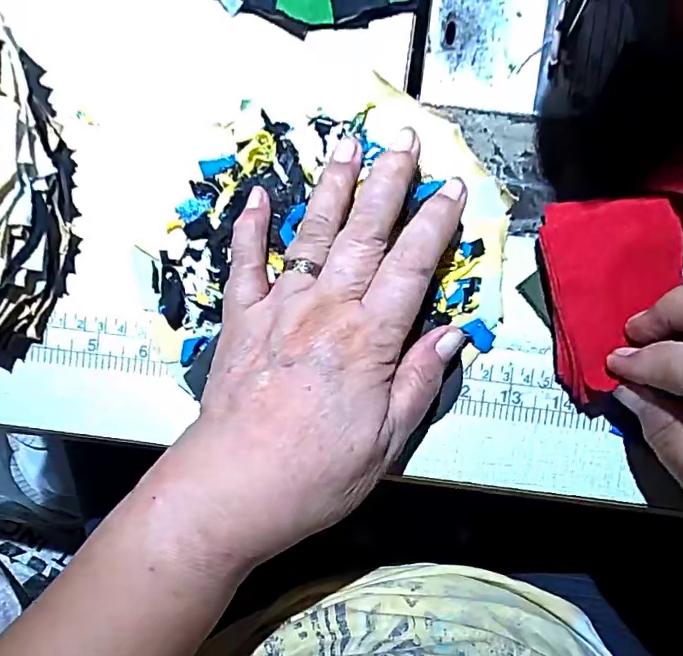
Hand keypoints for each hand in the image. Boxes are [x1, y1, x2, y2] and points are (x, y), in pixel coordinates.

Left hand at [147, 129, 470, 574]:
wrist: (232, 486)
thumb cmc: (311, 477)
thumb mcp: (384, 442)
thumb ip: (416, 383)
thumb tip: (449, 337)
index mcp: (369, 341)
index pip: (414, 265)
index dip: (435, 224)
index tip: (450, 191)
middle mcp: (324, 313)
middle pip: (364, 235)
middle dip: (387, 185)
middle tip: (404, 143)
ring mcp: (277, 313)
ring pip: (310, 237)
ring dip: (330, 190)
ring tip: (347, 147)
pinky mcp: (238, 326)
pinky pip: (243, 268)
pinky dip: (248, 231)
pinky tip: (256, 200)